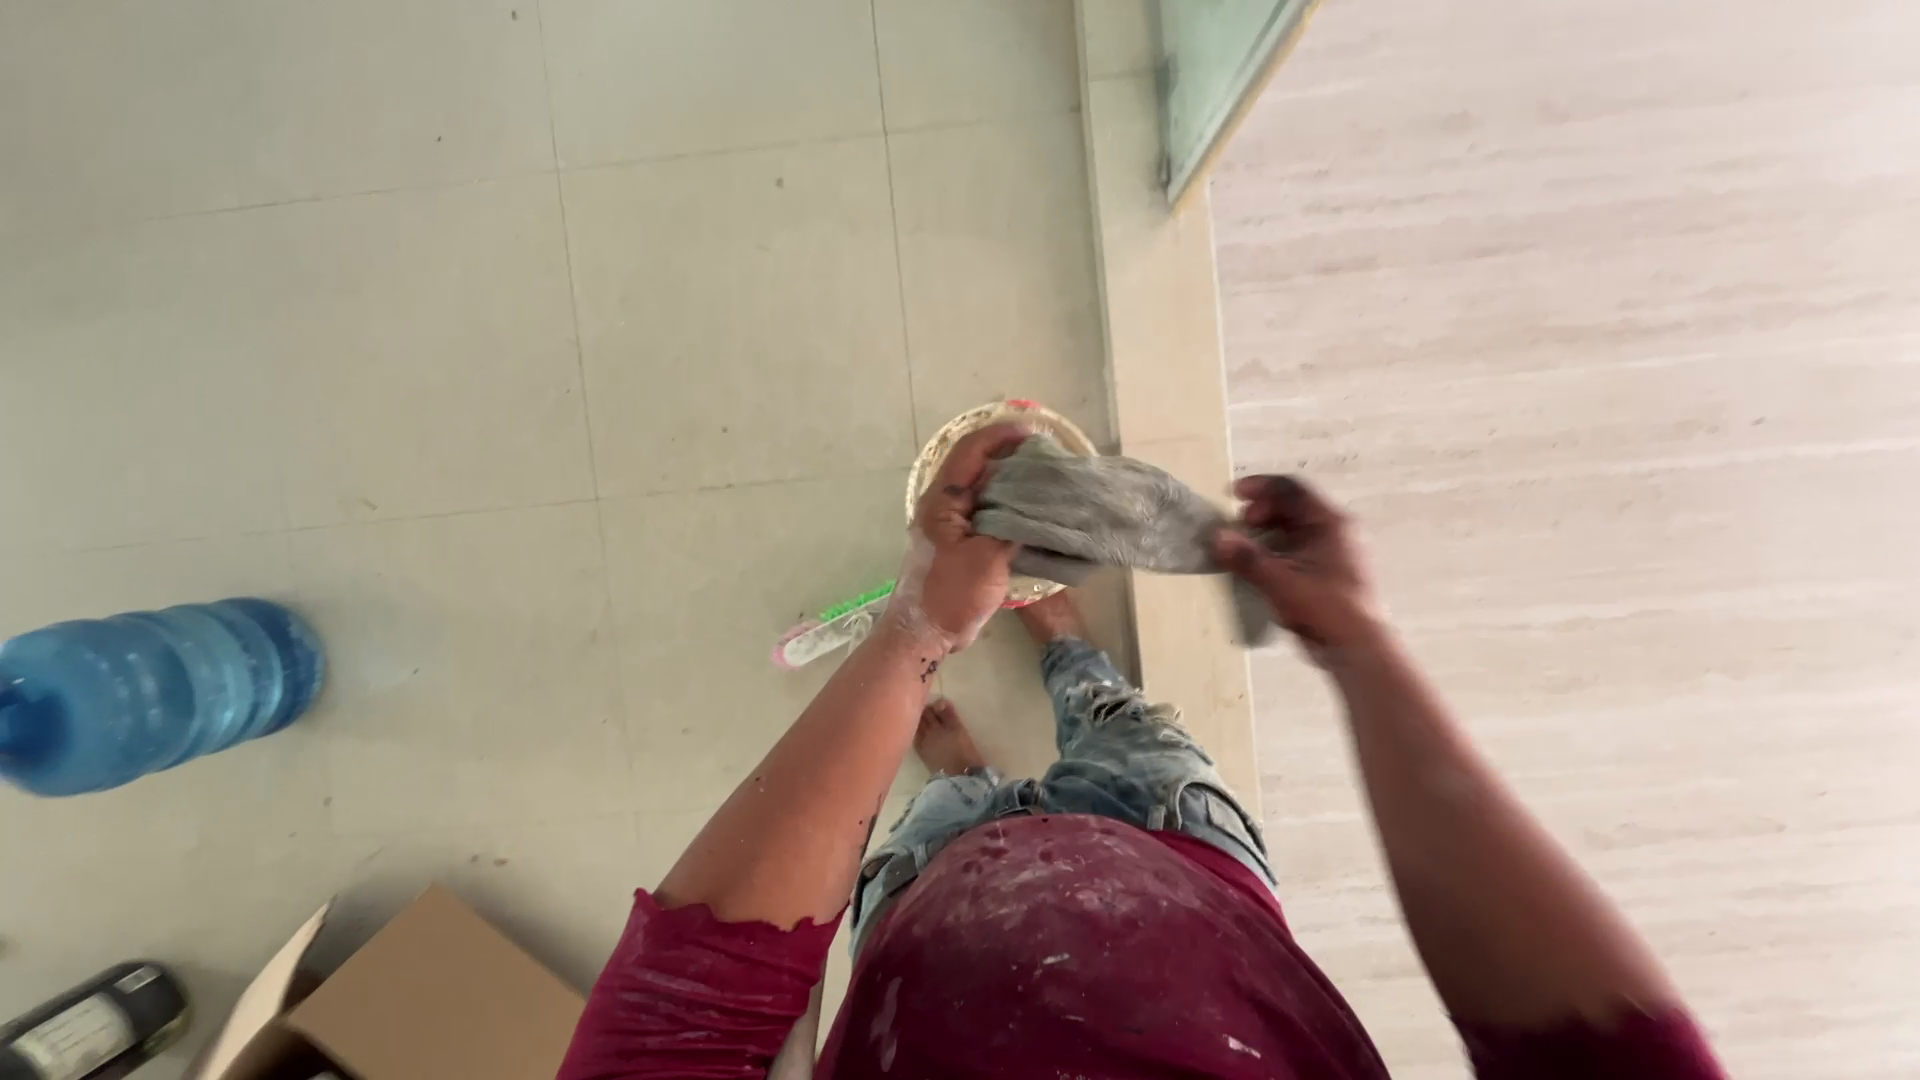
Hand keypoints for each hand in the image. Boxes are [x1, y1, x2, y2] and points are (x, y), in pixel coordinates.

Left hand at [887, 424, 1028, 651]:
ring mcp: (951, 524)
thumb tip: (1040, 503)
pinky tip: (1035, 512)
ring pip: (984, 490)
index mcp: (941, 501)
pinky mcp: (961, 543)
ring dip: (1012, 482)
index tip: (1033, 434)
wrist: (924, 635)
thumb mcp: (987, 559)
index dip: (1000, 435)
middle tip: (1047, 456)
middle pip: (977, 466)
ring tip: (1046, 479)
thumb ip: (1012, 527)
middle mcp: (944, 505)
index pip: (970, 452)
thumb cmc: (949, 595)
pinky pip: (987, 513)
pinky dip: (1010, 507)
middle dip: (1011, 456)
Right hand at [1212, 475, 1383, 661]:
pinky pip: (1297, 547)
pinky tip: (1258, 564)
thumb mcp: (1280, 581)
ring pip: (1294, 528)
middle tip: (1238, 526)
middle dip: (1261, 511)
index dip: (1261, 486)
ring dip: (1266, 531)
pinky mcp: (1328, 570)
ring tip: (1243, 545)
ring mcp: (1334, 551)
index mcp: (1330, 522)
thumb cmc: (1325, 608)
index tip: (1233, 494)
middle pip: (1293, 506)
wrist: (1359, 648)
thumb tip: (1216, 537)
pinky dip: (1275, 548)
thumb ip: (1246, 557)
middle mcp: (1336, 530)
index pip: (1293, 488)